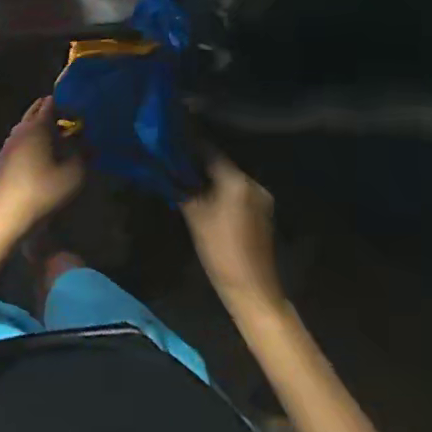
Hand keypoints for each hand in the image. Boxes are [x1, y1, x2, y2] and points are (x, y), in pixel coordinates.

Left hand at [0, 97, 83, 237]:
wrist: (8, 214)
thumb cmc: (43, 191)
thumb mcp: (74, 174)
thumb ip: (83, 154)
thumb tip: (88, 143)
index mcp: (37, 126)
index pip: (50, 103)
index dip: (65, 105)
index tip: (78, 115)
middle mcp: (21, 129)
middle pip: (35, 110)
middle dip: (52, 113)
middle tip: (69, 125)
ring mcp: (9, 143)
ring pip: (26, 125)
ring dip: (40, 127)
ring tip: (57, 141)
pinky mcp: (3, 158)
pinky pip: (20, 140)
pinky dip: (31, 141)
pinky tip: (40, 157)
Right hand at [181, 155, 282, 305]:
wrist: (252, 290)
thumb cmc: (220, 250)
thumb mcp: (194, 215)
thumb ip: (182, 187)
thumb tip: (169, 169)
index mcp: (237, 181)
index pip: (210, 151)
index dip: (190, 145)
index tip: (171, 142)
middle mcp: (253, 183)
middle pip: (221, 163)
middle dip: (199, 162)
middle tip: (175, 161)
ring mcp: (261, 198)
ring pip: (229, 178)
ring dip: (210, 176)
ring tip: (187, 178)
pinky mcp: (262, 212)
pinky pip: (238, 191)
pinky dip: (222, 189)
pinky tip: (206, 196)